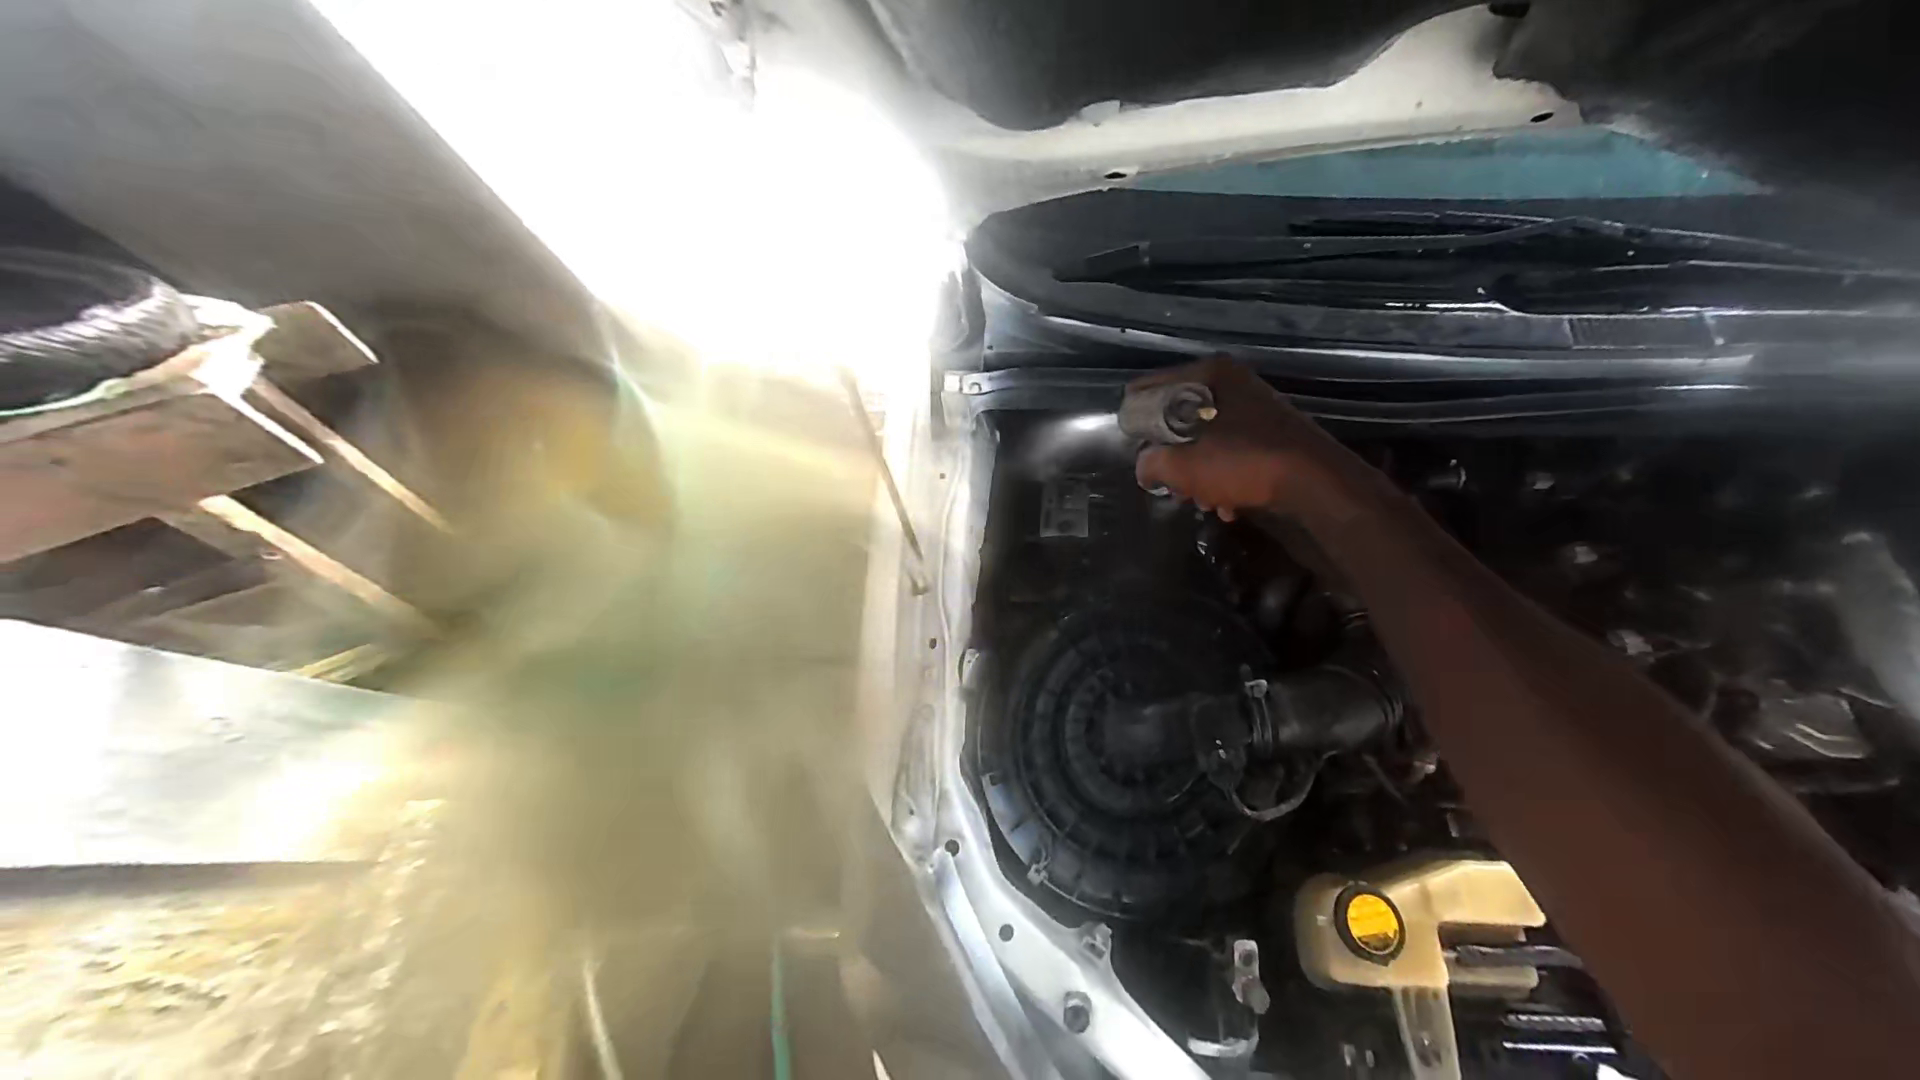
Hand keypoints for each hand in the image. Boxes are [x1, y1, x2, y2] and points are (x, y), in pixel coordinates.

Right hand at [1130, 356, 1364, 521]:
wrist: (1316, 483)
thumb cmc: (1242, 462)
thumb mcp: (1182, 466)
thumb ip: (1151, 463)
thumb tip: (1145, 468)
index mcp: (1210, 375)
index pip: (1151, 387)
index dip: (1135, 415)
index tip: (1128, 441)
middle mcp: (1234, 384)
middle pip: (1180, 417)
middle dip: (1170, 454)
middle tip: (1166, 480)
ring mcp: (1258, 408)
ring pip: (1207, 439)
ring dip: (1198, 472)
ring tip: (1199, 500)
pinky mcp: (1274, 434)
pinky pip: (1233, 452)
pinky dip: (1225, 477)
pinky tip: (1227, 505)